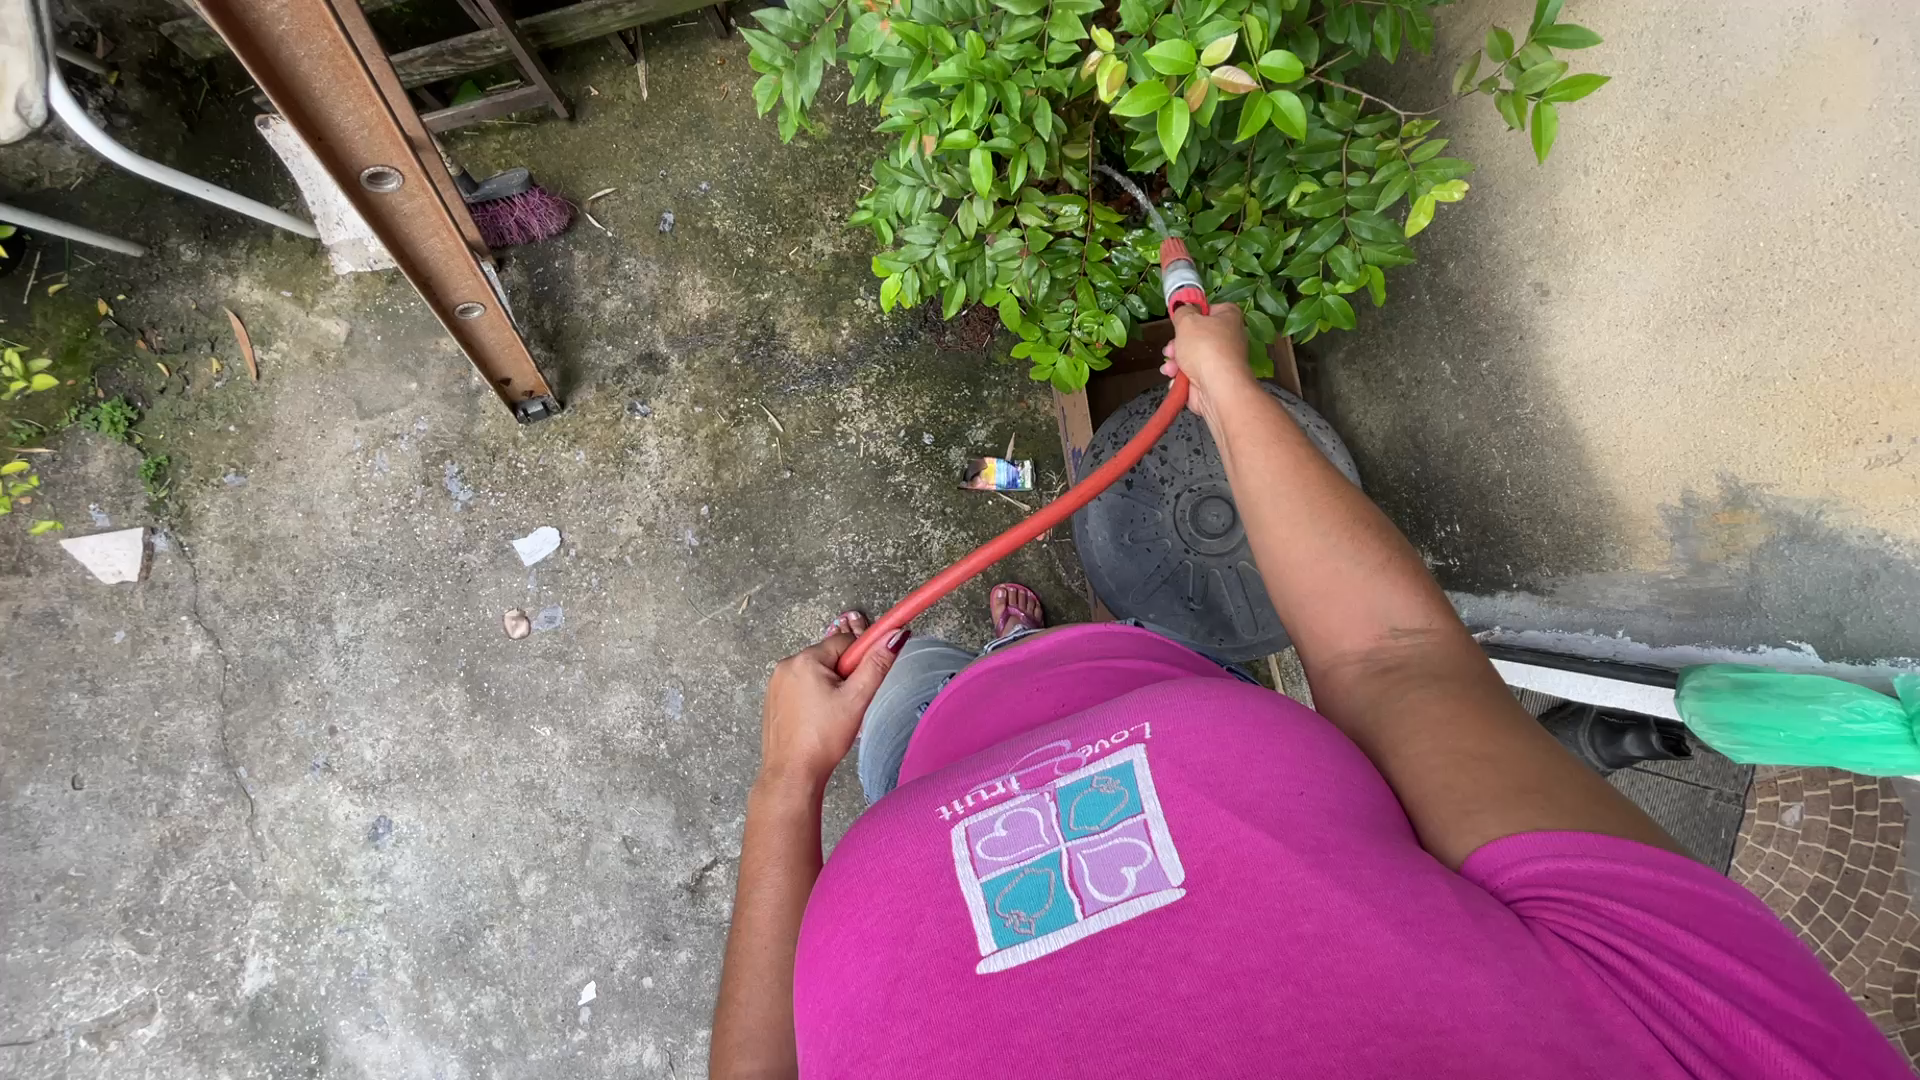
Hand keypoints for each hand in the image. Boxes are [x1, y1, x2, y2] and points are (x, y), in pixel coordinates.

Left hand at [758, 625, 906, 791]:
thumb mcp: (857, 699)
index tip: (862, 683)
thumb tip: (893, 636)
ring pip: (815, 673)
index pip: (845, 642)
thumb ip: (877, 664)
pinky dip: (812, 698)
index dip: (859, 662)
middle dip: (843, 676)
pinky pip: (800, 686)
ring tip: (831, 716)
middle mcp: (786, 665)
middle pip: (829, 657)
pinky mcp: (773, 699)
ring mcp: (776, 683)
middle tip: (847, 704)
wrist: (792, 774)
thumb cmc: (822, 739)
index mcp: (806, 660)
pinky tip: (816, 720)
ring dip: (828, 687)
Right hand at [1159, 302, 1258, 424]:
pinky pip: (1192, 374)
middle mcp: (1228, 337)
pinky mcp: (1212, 379)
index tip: (1180, 321)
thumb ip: (1181, 311)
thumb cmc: (1204, 348)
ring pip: (1190, 357)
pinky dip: (1181, 377)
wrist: (1216, 387)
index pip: (1209, 309)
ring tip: (1170, 368)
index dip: (1192, 314)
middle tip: (1170, 349)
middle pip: (1196, 336)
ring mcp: (1220, 360)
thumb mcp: (1186, 321)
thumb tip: (1182, 306)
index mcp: (1228, 317)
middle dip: (1177, 344)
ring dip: (1175, 362)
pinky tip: (1175, 379)